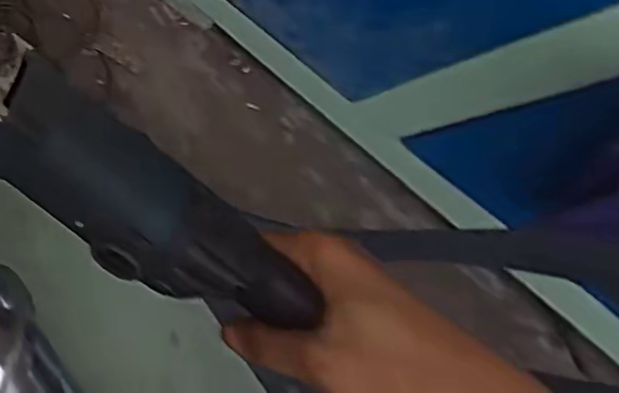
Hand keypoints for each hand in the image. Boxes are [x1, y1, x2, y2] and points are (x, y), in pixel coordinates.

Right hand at [222, 232, 545, 392]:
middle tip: (249, 335)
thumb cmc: (401, 373)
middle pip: (276, 271)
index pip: (254, 245)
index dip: (234, 272)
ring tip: (278, 350)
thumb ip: (268, 343)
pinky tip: (314, 360)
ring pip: (301, 296)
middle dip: (263, 302)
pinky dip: (314, 332)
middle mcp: (335, 255)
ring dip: (289, 322)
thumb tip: (227, 329)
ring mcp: (358, 282)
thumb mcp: (324, 363)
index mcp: (319, 249)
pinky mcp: (376, 311)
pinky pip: (325, 313)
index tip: (217, 300)